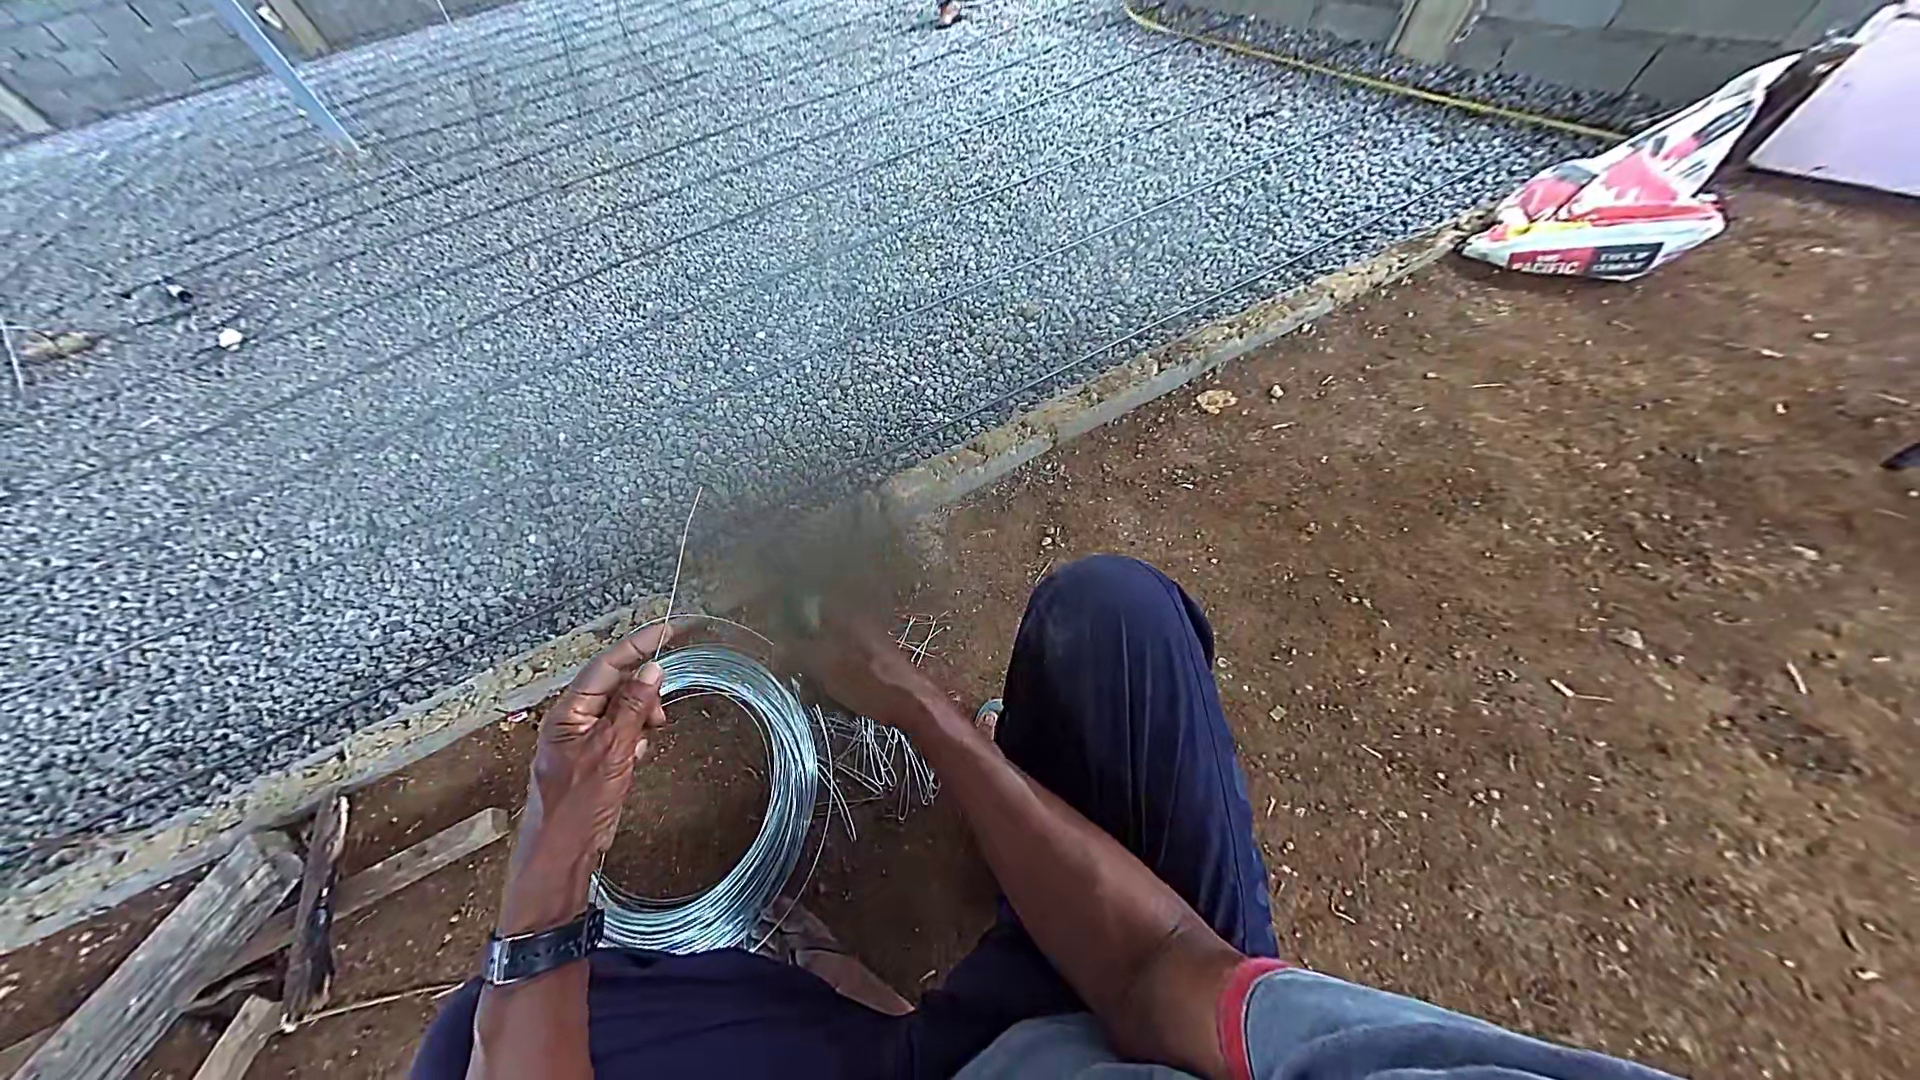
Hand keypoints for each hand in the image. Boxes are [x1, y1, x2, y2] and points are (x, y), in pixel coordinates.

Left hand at [526, 620, 673, 856]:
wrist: (562, 854)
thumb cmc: (577, 805)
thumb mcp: (613, 750)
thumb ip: (633, 706)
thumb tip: (653, 669)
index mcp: (568, 711)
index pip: (607, 665)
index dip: (638, 644)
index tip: (668, 629)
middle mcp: (574, 718)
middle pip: (617, 683)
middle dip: (644, 691)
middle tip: (661, 710)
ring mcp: (585, 736)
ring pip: (624, 707)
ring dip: (642, 716)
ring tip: (645, 739)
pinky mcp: (596, 753)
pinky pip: (624, 728)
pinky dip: (637, 735)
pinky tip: (636, 756)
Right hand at [794, 618, 943, 730]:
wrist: (911, 703)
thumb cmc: (866, 680)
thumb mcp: (823, 665)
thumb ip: (794, 653)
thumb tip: (776, 650)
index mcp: (841, 614)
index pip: (802, 611)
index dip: (788, 636)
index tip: (785, 661)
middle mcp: (851, 623)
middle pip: (811, 640)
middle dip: (805, 667)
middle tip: (809, 688)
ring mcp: (862, 644)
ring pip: (825, 659)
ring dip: (820, 682)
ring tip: (827, 701)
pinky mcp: (869, 664)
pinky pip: (842, 672)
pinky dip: (837, 687)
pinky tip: (842, 705)